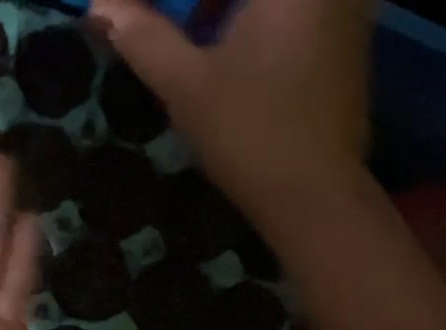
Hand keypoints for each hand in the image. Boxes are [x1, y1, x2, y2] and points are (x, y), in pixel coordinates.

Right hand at [89, 0, 372, 227]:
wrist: (315, 195)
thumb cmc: (250, 134)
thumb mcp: (186, 85)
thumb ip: (144, 36)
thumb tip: (100, 4)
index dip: (166, 3)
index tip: (132, 10)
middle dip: (194, 6)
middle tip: (152, 20)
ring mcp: (343, 6)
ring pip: (263, 3)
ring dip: (221, 12)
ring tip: (187, 30)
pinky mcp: (346, 35)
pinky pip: (291, 11)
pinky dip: (254, 20)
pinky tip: (227, 45)